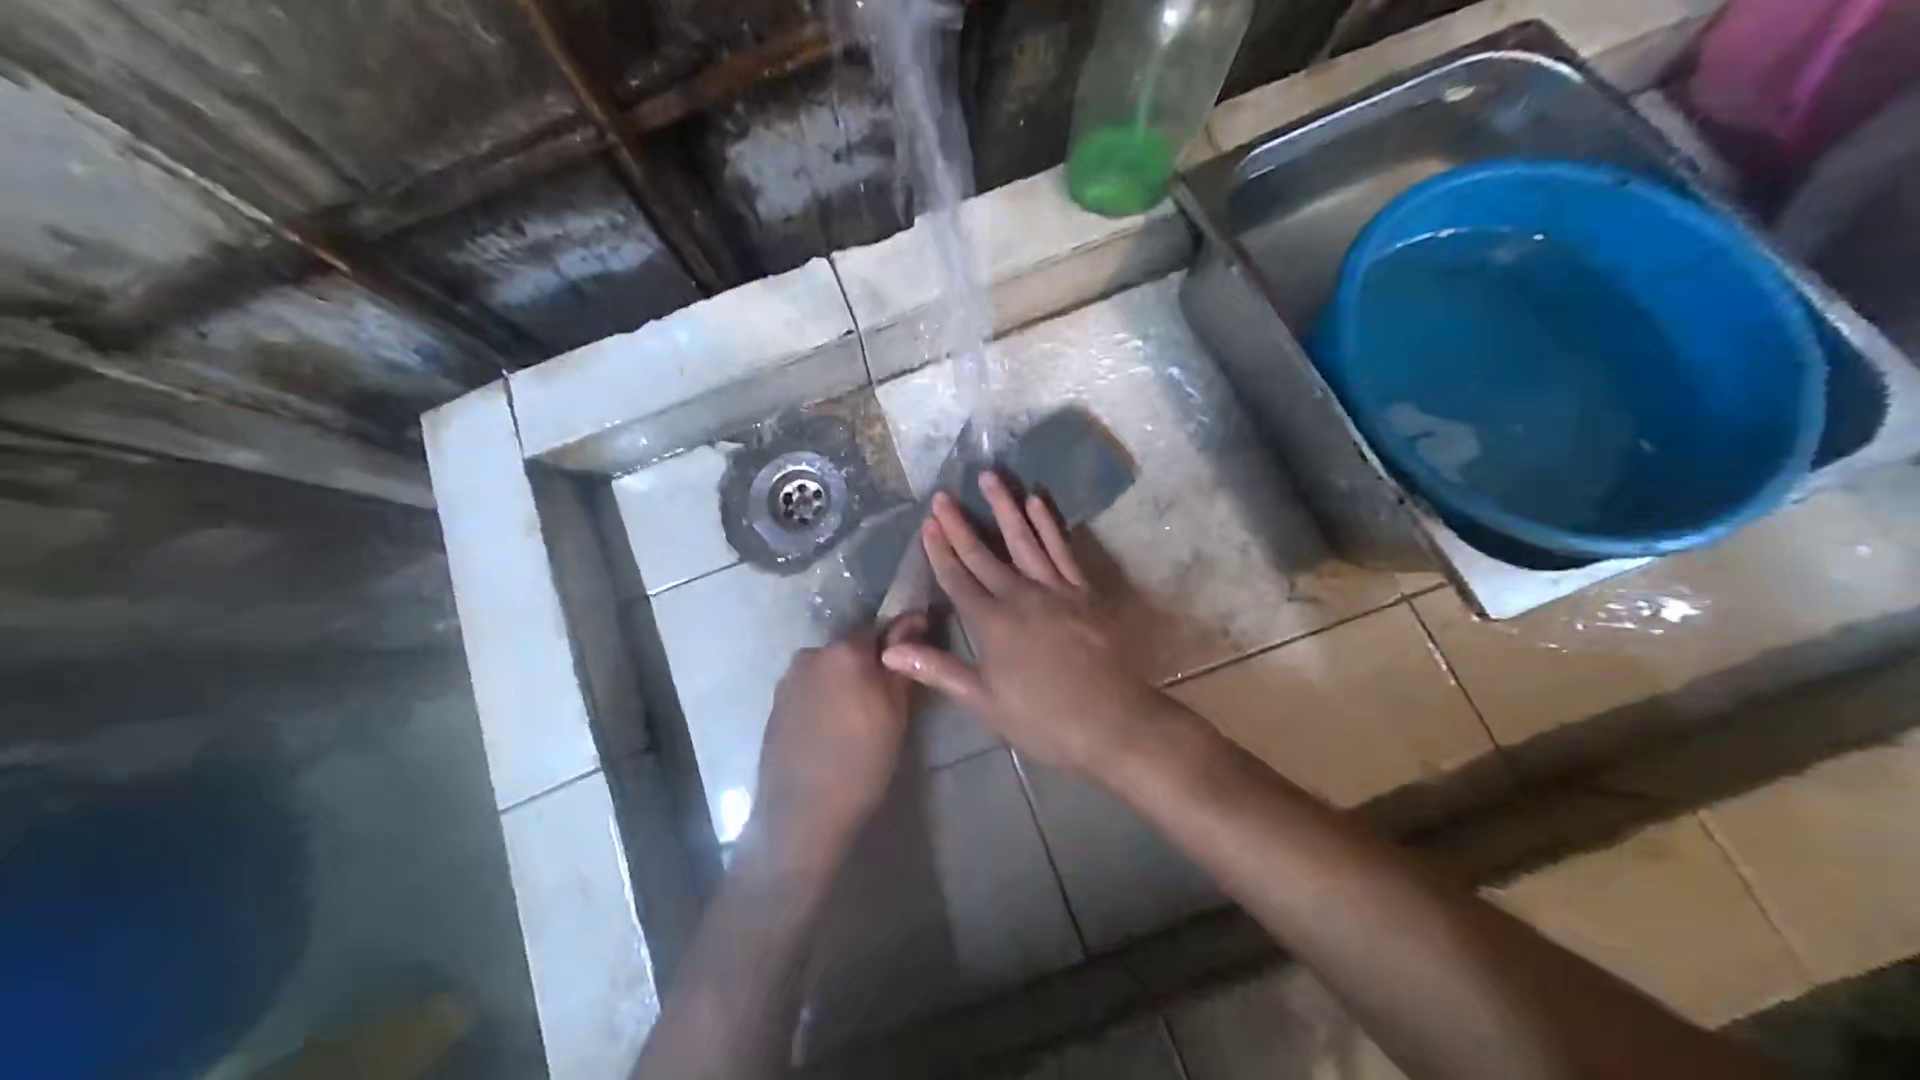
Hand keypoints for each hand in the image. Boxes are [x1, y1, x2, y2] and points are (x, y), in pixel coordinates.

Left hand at [752, 617, 926, 864]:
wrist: (802, 815)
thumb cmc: (861, 763)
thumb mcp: (895, 713)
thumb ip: (902, 664)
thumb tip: (913, 621)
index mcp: (844, 651)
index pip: (878, 629)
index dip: (896, 647)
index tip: (908, 668)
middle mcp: (810, 654)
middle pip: (849, 649)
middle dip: (867, 666)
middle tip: (884, 700)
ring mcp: (788, 679)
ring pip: (828, 670)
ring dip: (844, 683)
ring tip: (856, 721)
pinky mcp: (774, 704)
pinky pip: (809, 689)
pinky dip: (824, 700)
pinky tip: (831, 731)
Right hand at [880, 471, 1170, 777]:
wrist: (1111, 723)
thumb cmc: (1042, 720)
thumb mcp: (984, 702)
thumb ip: (938, 669)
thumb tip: (889, 649)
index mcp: (990, 624)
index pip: (957, 580)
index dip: (940, 551)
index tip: (928, 523)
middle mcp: (1019, 597)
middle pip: (984, 554)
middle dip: (961, 524)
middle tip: (944, 495)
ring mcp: (1054, 589)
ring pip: (1024, 540)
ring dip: (1005, 508)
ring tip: (990, 478)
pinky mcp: (1083, 591)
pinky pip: (1063, 550)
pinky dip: (1049, 525)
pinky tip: (1039, 501)